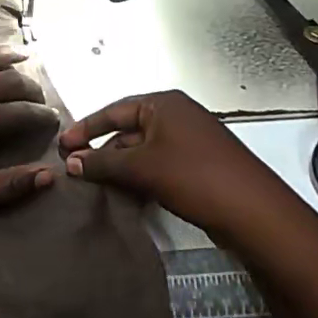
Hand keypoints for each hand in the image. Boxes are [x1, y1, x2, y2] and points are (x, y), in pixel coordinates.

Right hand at [58, 91, 268, 231]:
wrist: (254, 213)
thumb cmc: (194, 177)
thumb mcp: (142, 168)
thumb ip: (103, 162)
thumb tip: (72, 163)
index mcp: (163, 104)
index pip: (113, 110)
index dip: (86, 128)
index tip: (63, 145)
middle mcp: (176, 115)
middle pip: (128, 129)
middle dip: (102, 150)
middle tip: (76, 168)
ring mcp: (190, 140)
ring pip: (143, 149)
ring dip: (119, 166)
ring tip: (95, 183)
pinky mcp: (198, 165)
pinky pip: (158, 164)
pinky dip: (140, 175)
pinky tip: (125, 192)